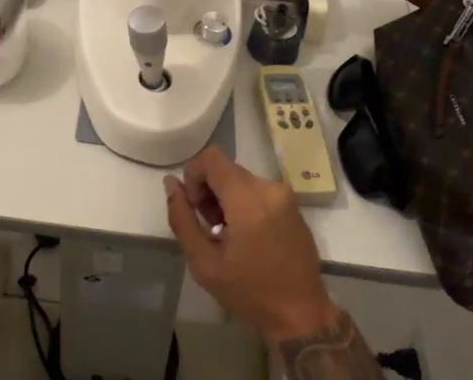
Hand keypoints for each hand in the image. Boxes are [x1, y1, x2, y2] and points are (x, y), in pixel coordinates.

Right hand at [165, 147, 339, 343]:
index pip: (211, 158)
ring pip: (240, 179)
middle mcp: (269, 188)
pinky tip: (247, 237)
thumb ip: (182, 219)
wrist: (301, 315)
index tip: (196, 210)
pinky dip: (244, 203)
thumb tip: (171, 183)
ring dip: (225, 198)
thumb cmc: (250, 292)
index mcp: (248, 200)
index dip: (194, 177)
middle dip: (209, 191)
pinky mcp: (293, 204)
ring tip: (228, 236)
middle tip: (210, 228)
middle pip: (225, 169)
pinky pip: (258, 189)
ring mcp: (285, 195)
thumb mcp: (204, 263)